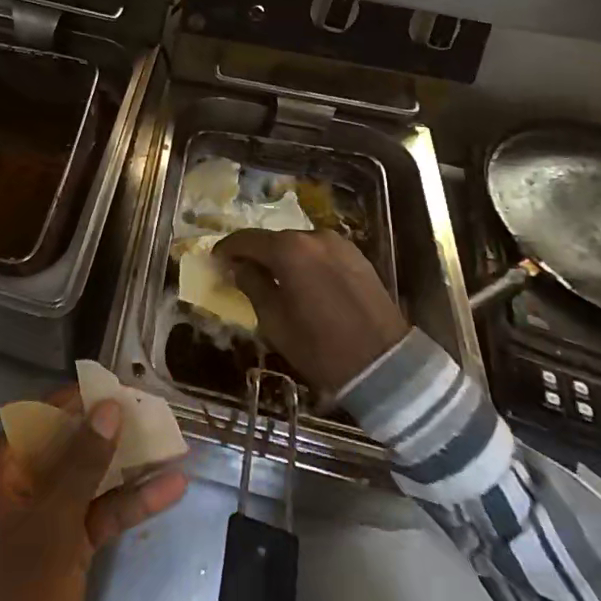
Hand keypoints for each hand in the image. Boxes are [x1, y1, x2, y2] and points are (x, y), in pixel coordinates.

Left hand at [0, 390, 188, 600]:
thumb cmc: (15, 582)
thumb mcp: (50, 519)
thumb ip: (82, 463)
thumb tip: (110, 406)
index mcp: (4, 466)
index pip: (43, 415)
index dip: (80, 397)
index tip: (121, 383)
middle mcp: (26, 481)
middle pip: (73, 442)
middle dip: (112, 428)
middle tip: (154, 407)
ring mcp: (50, 514)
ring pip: (94, 476)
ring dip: (130, 462)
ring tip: (174, 438)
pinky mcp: (72, 544)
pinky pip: (106, 511)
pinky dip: (135, 501)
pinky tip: (173, 486)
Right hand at [214, 228, 409, 392]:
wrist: (383, 363)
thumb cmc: (320, 346)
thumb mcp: (274, 320)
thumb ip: (252, 285)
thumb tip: (236, 267)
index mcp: (290, 250)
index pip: (247, 239)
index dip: (228, 249)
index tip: (216, 260)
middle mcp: (314, 236)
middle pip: (275, 239)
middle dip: (257, 253)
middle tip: (243, 271)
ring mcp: (340, 244)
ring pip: (300, 244)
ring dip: (283, 257)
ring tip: (274, 278)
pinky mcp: (358, 256)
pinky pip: (321, 252)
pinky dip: (306, 261)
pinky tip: (303, 281)